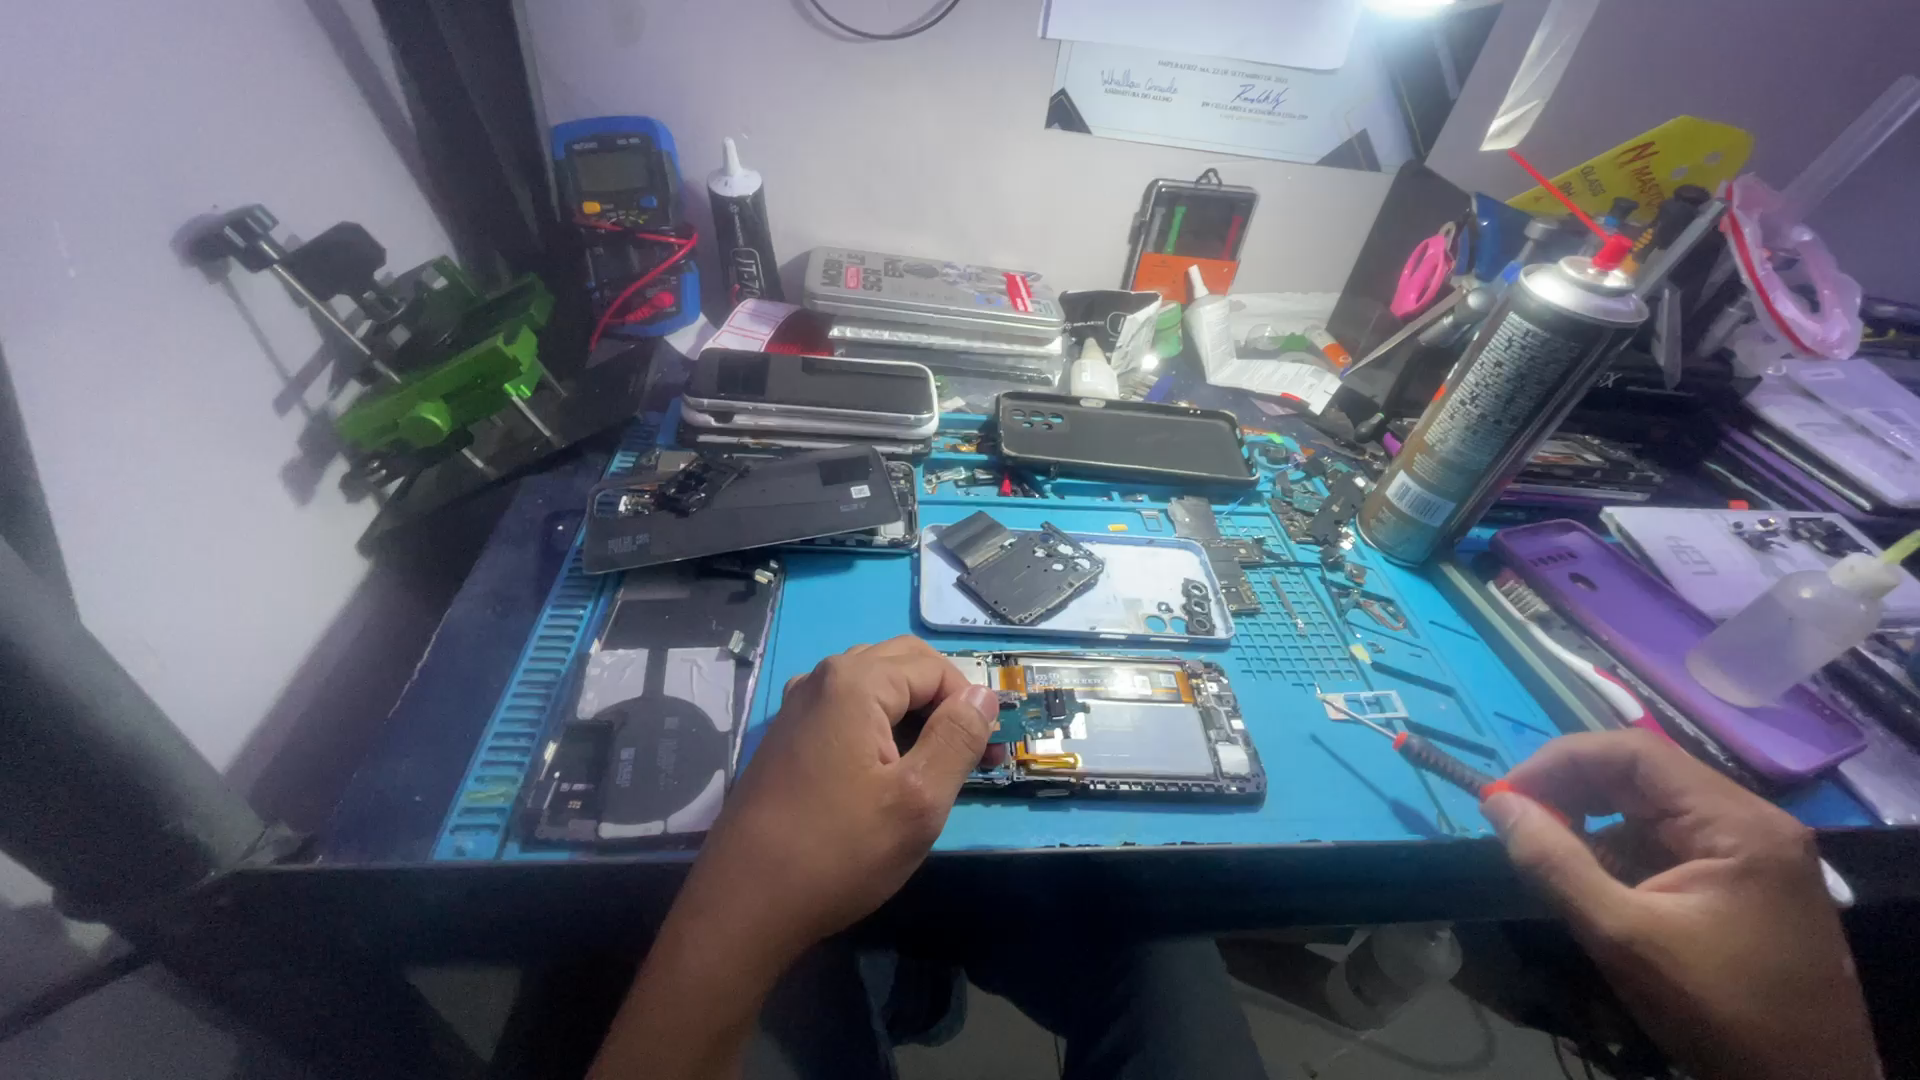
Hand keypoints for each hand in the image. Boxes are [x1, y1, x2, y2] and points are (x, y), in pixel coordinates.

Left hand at [590, 638, 997, 1079]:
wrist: (741, 906)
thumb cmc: (838, 851)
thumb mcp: (918, 800)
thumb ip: (957, 737)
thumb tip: (985, 694)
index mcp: (854, 682)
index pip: (933, 667)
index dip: (968, 704)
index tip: (984, 755)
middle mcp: (821, 679)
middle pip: (902, 665)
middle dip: (943, 701)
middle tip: (969, 754)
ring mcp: (796, 707)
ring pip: (873, 686)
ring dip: (912, 713)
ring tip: (934, 765)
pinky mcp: (785, 738)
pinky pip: (845, 710)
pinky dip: (878, 726)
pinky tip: (885, 771)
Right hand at [1483, 731, 1879, 1079]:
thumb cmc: (1719, 1010)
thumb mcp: (1621, 935)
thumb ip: (1552, 861)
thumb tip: (1496, 801)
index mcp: (1737, 826)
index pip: (1633, 753)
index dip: (1560, 761)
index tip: (1509, 794)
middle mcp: (1748, 824)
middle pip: (1638, 773)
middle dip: (1567, 788)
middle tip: (1515, 817)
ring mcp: (1745, 851)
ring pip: (1641, 803)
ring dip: (1583, 815)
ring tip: (1541, 846)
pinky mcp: (1734, 878)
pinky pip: (1656, 836)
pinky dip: (1607, 843)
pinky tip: (1582, 872)